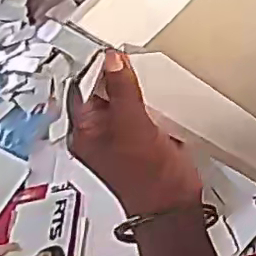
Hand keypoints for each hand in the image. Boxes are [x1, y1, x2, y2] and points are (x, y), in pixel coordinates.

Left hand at [70, 51, 204, 216]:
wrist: (174, 204)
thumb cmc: (146, 180)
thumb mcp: (133, 126)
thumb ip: (122, 92)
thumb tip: (112, 61)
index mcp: (85, 133)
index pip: (81, 90)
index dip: (94, 68)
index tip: (110, 51)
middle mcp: (101, 135)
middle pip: (103, 94)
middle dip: (116, 76)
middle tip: (127, 58)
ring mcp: (125, 138)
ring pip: (126, 102)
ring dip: (136, 89)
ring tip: (142, 74)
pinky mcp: (148, 140)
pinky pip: (146, 112)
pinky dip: (152, 103)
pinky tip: (160, 98)